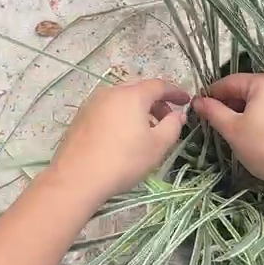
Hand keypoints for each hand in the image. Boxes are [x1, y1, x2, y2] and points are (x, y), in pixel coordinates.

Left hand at [45, 79, 190, 202]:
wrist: (77, 178)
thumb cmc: (124, 160)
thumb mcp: (157, 146)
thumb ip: (173, 126)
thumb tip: (178, 114)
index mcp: (132, 95)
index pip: (159, 85)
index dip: (175, 92)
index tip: (185, 101)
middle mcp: (111, 92)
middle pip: (139, 90)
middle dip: (156, 102)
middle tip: (166, 118)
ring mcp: (92, 103)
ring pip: (122, 99)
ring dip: (138, 109)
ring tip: (146, 130)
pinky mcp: (81, 116)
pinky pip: (108, 109)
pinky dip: (121, 115)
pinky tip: (123, 136)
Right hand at [191, 73, 263, 195]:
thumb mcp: (232, 129)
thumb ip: (213, 111)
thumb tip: (197, 101)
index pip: (230, 81)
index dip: (212, 93)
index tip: (199, 107)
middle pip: (247, 88)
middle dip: (229, 102)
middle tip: (214, 120)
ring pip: (261, 99)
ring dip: (244, 110)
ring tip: (233, 128)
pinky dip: (260, 115)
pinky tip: (254, 132)